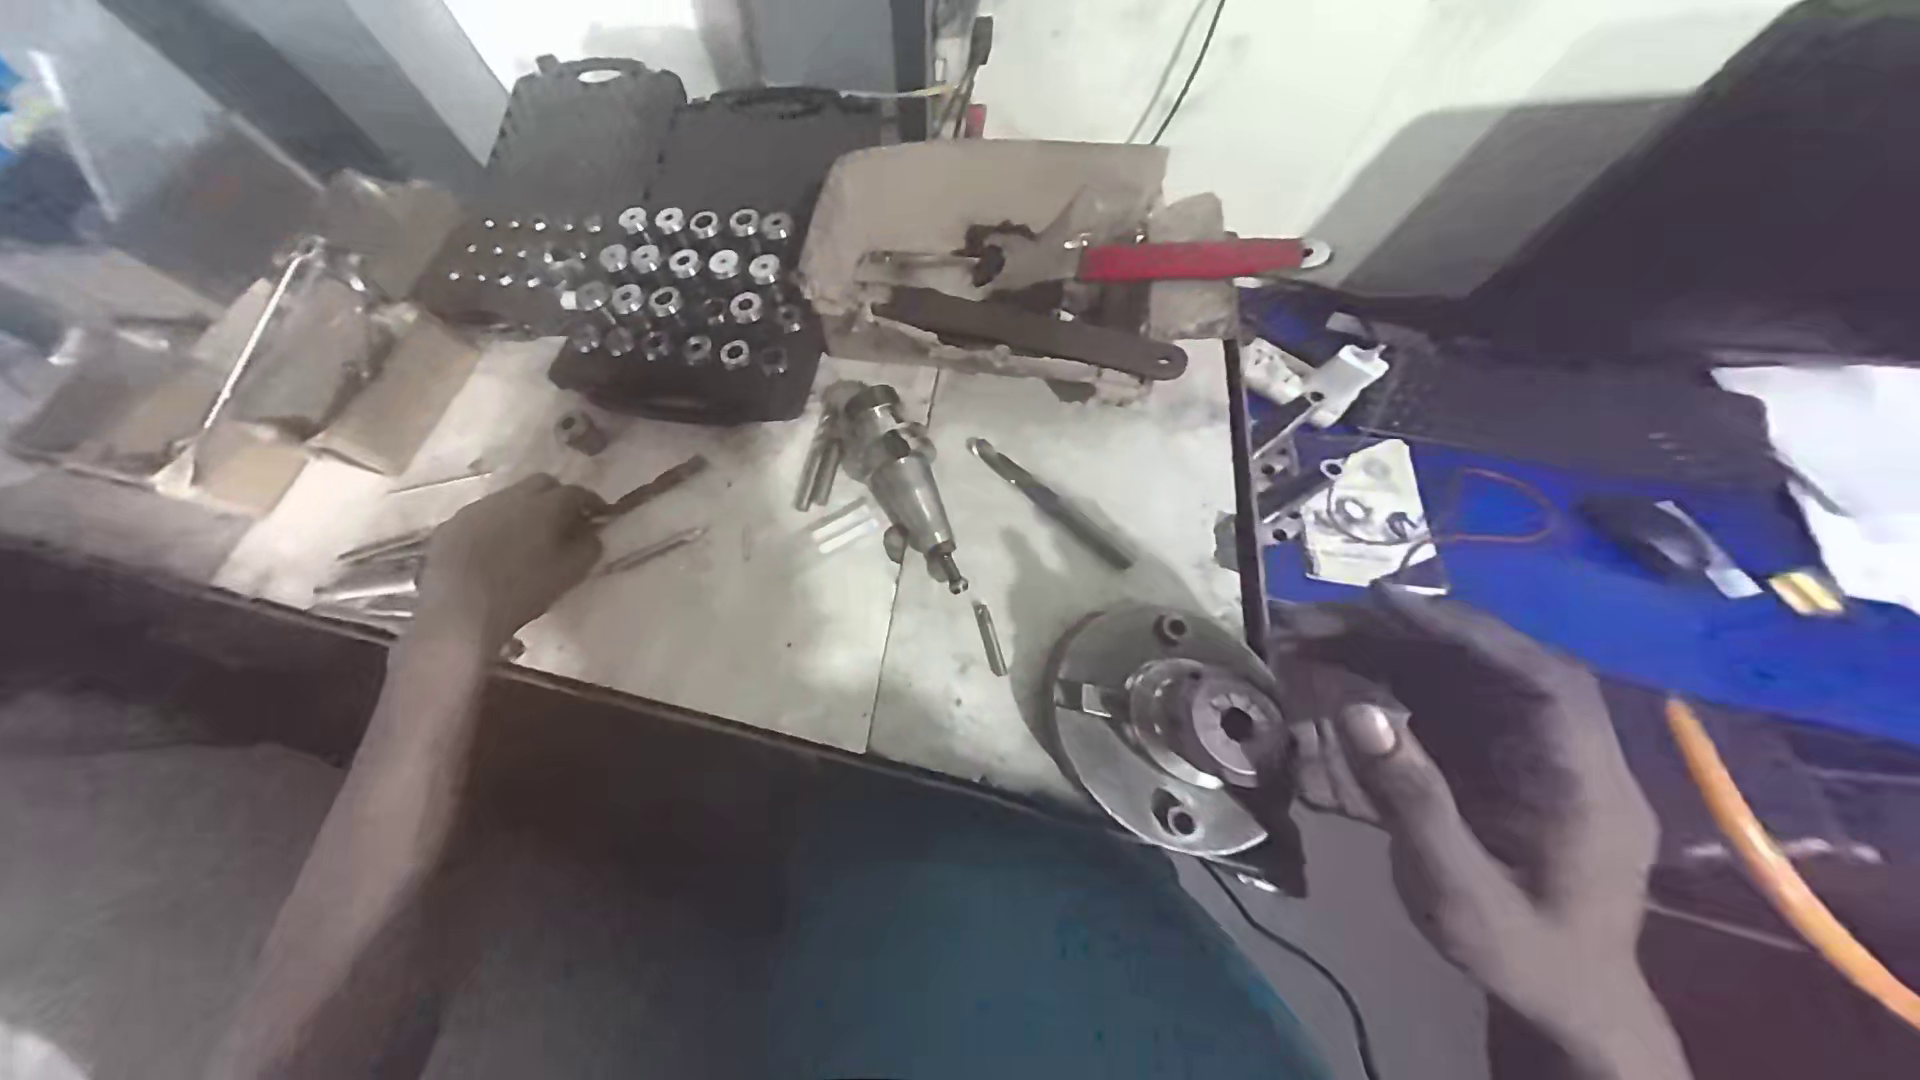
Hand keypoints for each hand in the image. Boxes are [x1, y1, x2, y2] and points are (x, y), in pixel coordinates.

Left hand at [416, 475, 605, 645]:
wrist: (459, 611)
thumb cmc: (525, 589)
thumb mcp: (573, 571)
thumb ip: (590, 545)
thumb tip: (591, 531)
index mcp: (546, 506)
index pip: (577, 491)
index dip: (592, 501)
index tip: (599, 515)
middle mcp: (511, 497)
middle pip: (542, 483)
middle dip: (558, 496)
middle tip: (565, 520)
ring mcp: (476, 508)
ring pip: (509, 496)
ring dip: (525, 509)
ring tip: (529, 536)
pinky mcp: (451, 525)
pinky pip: (482, 515)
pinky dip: (497, 523)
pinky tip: (496, 548)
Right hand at [1274, 585, 1688, 1079]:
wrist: (1558, 994)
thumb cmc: (1520, 952)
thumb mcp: (1458, 894)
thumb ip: (1413, 802)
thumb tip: (1355, 710)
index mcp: (1584, 782)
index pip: (1539, 677)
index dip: (1462, 630)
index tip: (1382, 601)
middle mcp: (1555, 744)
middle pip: (1477, 660)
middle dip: (1389, 631)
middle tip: (1306, 620)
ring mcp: (1516, 741)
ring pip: (1445, 668)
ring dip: (1371, 644)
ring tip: (1299, 634)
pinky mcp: (1482, 746)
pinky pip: (1427, 692)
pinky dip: (1373, 671)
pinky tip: (1325, 666)